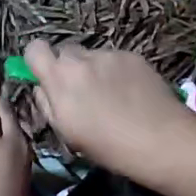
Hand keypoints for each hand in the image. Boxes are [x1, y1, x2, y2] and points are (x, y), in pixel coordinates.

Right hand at [21, 41, 195, 173]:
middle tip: (81, 91)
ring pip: (91, 55)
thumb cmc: (108, 146)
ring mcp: (109, 55)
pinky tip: (130, 93)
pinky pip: (114, 59)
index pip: (34, 49)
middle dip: (68, 67)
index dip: (37, 60)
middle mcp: (81, 59)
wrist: (161, 140)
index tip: (45, 76)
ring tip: (111, 96)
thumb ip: (47, 104)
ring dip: (93, 70)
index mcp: (59, 78)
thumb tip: (43, 88)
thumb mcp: (66, 133)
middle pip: (64, 51)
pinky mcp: (133, 55)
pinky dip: (116, 71)